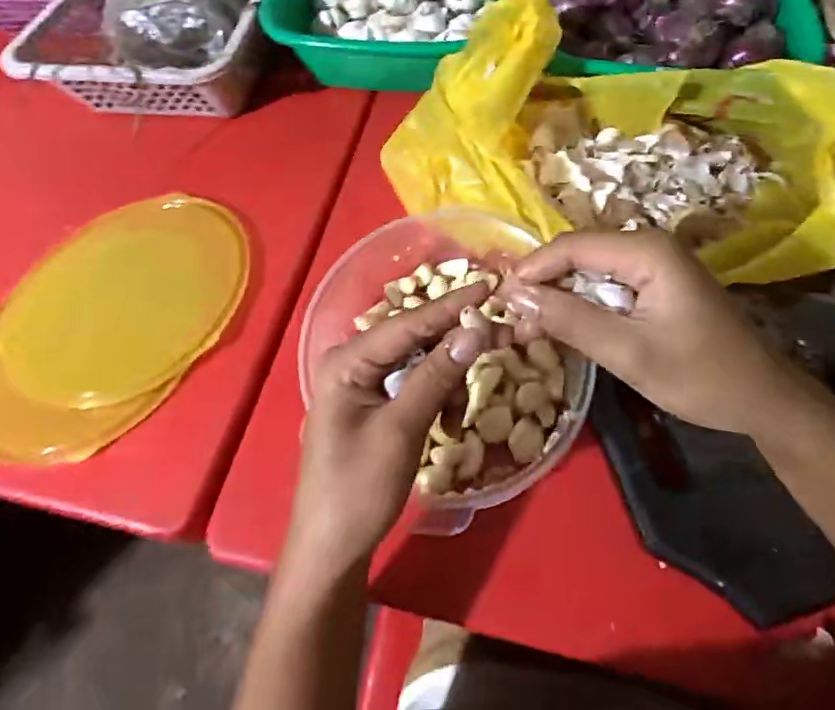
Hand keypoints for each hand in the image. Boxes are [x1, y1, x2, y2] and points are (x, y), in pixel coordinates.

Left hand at [285, 282, 488, 573]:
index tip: (490, 285)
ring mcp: (364, 383)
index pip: (408, 322)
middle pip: (416, 337)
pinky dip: (438, 398)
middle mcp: (354, 362)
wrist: (331, 550)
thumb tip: (476, 329)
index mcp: (347, 361)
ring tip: (457, 418)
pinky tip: (446, 425)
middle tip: (503, 339)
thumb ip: (437, 376)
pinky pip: (416, 384)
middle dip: (457, 344)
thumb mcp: (402, 429)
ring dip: (448, 382)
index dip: (452, 304)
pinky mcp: (376, 403)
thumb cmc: (358, 490)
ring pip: (421, 361)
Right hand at [503, 229, 800, 434]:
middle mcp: (649, 245)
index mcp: (647, 250)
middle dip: (544, 284)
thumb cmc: (700, 376)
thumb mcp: (629, 352)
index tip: (498, 301)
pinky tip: (566, 328)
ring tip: (530, 328)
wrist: (762, 397)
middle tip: (512, 321)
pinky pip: (608, 284)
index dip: (532, 269)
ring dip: (560, 296)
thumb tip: (515, 294)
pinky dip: (584, 304)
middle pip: (579, 254)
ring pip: (590, 270)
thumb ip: (571, 320)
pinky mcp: (656, 283)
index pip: (572, 246)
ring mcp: (655, 263)